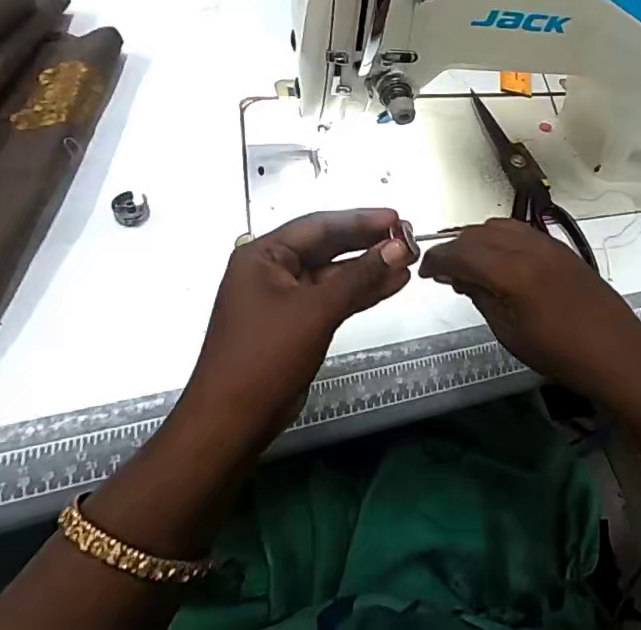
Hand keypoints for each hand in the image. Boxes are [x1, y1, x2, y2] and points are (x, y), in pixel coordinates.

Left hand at [180, 209, 413, 450]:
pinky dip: (359, 292)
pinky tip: (389, 285)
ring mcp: (284, 298)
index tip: (396, 218)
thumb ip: (359, 276)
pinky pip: (332, 298)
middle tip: (407, 236)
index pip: (319, 225)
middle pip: (327, 247)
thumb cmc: (265, 357)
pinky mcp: (296, 324)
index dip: (361, 220)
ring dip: (369, 269)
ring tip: (407, 260)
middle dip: (368, 243)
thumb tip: (397, 248)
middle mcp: (271, 270)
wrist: (233, 422)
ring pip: (333, 274)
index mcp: (263, 255)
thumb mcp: (316, 310)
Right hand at [420, 218, 640, 403]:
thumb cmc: (560, 353)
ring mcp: (547, 243)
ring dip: (477, 239)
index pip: (462, 252)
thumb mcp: (509, 332)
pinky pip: (520, 230)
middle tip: (444, 271)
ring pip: (499, 225)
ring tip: (470, 264)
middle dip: (455, 248)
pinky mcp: (560, 247)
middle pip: (478, 233)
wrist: (617, 353)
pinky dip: (500, 238)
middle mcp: (528, 247)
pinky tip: (499, 259)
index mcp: (512, 271)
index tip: (425, 271)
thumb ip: (480, 297)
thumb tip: (460, 278)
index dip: (438, 259)